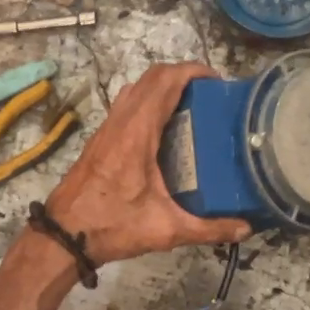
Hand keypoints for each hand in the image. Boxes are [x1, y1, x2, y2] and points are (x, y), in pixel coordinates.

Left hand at [44, 63, 250, 263]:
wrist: (63, 237)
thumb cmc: (112, 226)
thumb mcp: (166, 229)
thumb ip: (208, 229)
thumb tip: (245, 229)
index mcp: (137, 132)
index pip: (166, 80)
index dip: (193, 71)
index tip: (217, 82)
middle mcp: (120, 121)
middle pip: (151, 78)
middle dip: (181, 77)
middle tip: (208, 97)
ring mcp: (106, 129)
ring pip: (135, 91)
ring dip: (161, 90)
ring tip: (189, 111)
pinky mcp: (99, 142)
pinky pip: (126, 109)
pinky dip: (147, 107)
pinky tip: (163, 135)